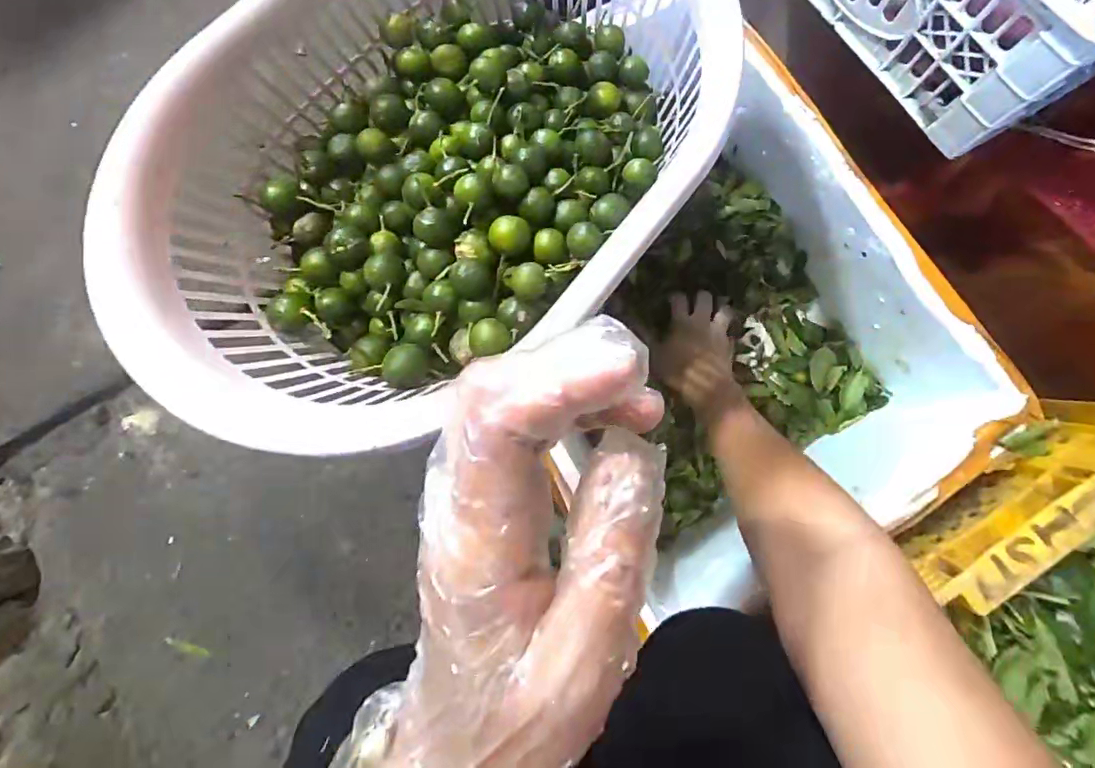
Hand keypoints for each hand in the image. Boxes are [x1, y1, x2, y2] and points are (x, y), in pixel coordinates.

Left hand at [338, 317, 666, 767]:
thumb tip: (632, 447)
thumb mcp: (583, 662)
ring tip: (637, 393)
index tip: (627, 368)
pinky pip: (515, 415)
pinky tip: (613, 413)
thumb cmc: (519, 714)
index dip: (559, 381)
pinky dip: (566, 399)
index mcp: (475, 540)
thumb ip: (611, 555)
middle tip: (638, 373)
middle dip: (565, 363)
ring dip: (568, 375)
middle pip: (489, 391)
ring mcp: (462, 483)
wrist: (459, 741)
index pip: (495, 426)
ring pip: (500, 393)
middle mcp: (455, 494)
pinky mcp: (482, 483)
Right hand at [654, 291, 743, 418]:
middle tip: (695, 301)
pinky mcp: (729, 343)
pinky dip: (726, 329)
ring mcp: (718, 331)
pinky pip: (729, 330)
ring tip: (715, 310)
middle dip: (700, 296)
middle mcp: (701, 321)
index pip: (679, 299)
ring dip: (719, 307)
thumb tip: (637, 324)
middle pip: (704, 297)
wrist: (708, 389)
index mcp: (682, 322)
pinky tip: (722, 333)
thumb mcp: (656, 356)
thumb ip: (649, 337)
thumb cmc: (678, 373)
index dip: (675, 296)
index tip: (671, 299)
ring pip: (723, 309)